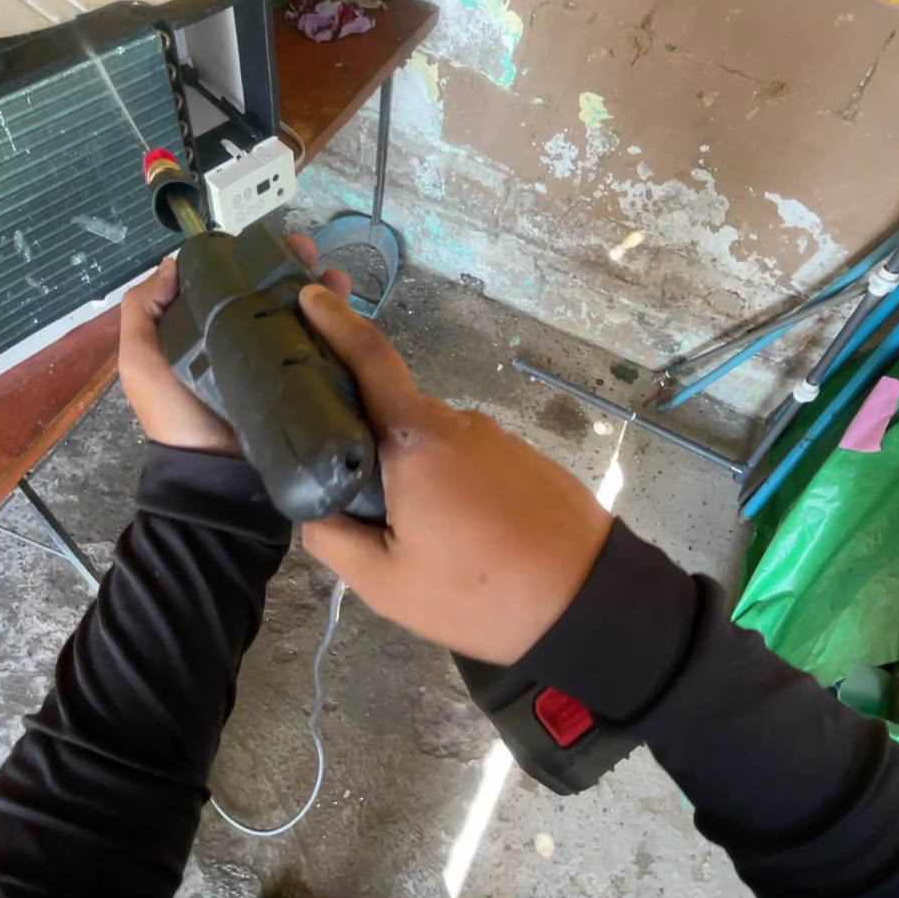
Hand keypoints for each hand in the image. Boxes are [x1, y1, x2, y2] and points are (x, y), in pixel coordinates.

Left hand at [118, 234, 349, 453]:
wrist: (215, 473)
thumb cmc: (176, 415)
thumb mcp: (141, 361)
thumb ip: (142, 312)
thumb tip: (171, 264)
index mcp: (209, 331)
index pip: (232, 285)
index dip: (249, 260)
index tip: (266, 243)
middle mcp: (246, 341)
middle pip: (273, 294)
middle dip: (292, 268)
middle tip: (309, 252)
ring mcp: (278, 363)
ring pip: (302, 316)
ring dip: (320, 291)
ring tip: (334, 277)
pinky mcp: (303, 383)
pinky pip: (322, 349)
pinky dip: (337, 326)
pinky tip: (346, 308)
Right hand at [297, 285, 612, 664]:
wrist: (587, 599)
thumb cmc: (479, 591)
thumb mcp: (387, 581)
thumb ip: (334, 540)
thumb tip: (315, 512)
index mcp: (415, 440)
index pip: (369, 360)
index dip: (335, 323)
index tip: (310, 298)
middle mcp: (457, 423)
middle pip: (396, 413)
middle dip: (371, 444)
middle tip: (365, 506)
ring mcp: (498, 437)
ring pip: (433, 442)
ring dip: (415, 474)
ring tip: (423, 536)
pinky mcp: (525, 457)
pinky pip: (469, 458)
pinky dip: (451, 482)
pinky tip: (463, 533)